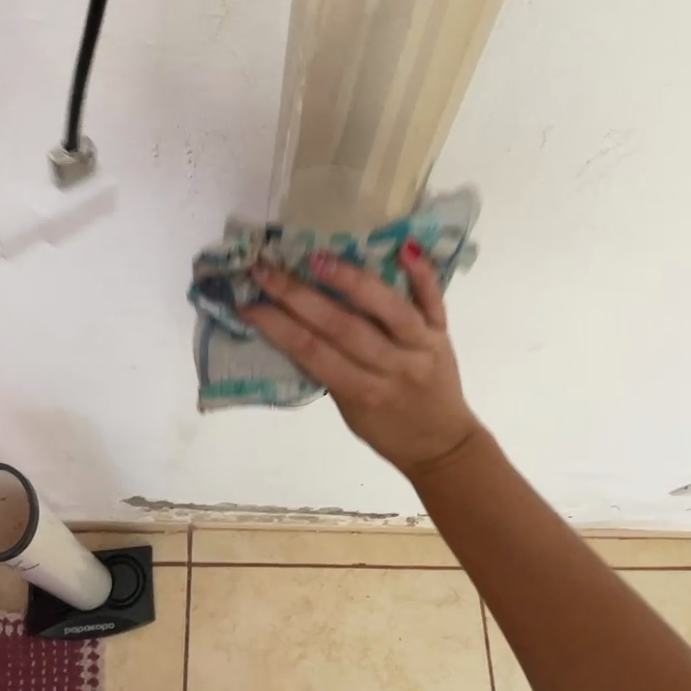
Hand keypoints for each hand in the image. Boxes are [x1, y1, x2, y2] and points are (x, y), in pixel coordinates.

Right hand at [243, 243, 486, 477]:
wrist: (443, 444)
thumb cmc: (387, 429)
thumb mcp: (349, 411)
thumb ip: (327, 370)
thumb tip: (289, 325)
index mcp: (362, 391)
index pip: (312, 353)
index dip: (277, 327)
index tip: (247, 304)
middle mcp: (392, 366)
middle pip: (342, 327)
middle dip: (298, 296)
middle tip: (266, 271)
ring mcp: (421, 346)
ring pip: (387, 309)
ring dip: (351, 281)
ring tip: (318, 258)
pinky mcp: (443, 331)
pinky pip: (434, 298)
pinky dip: (421, 272)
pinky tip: (404, 246)